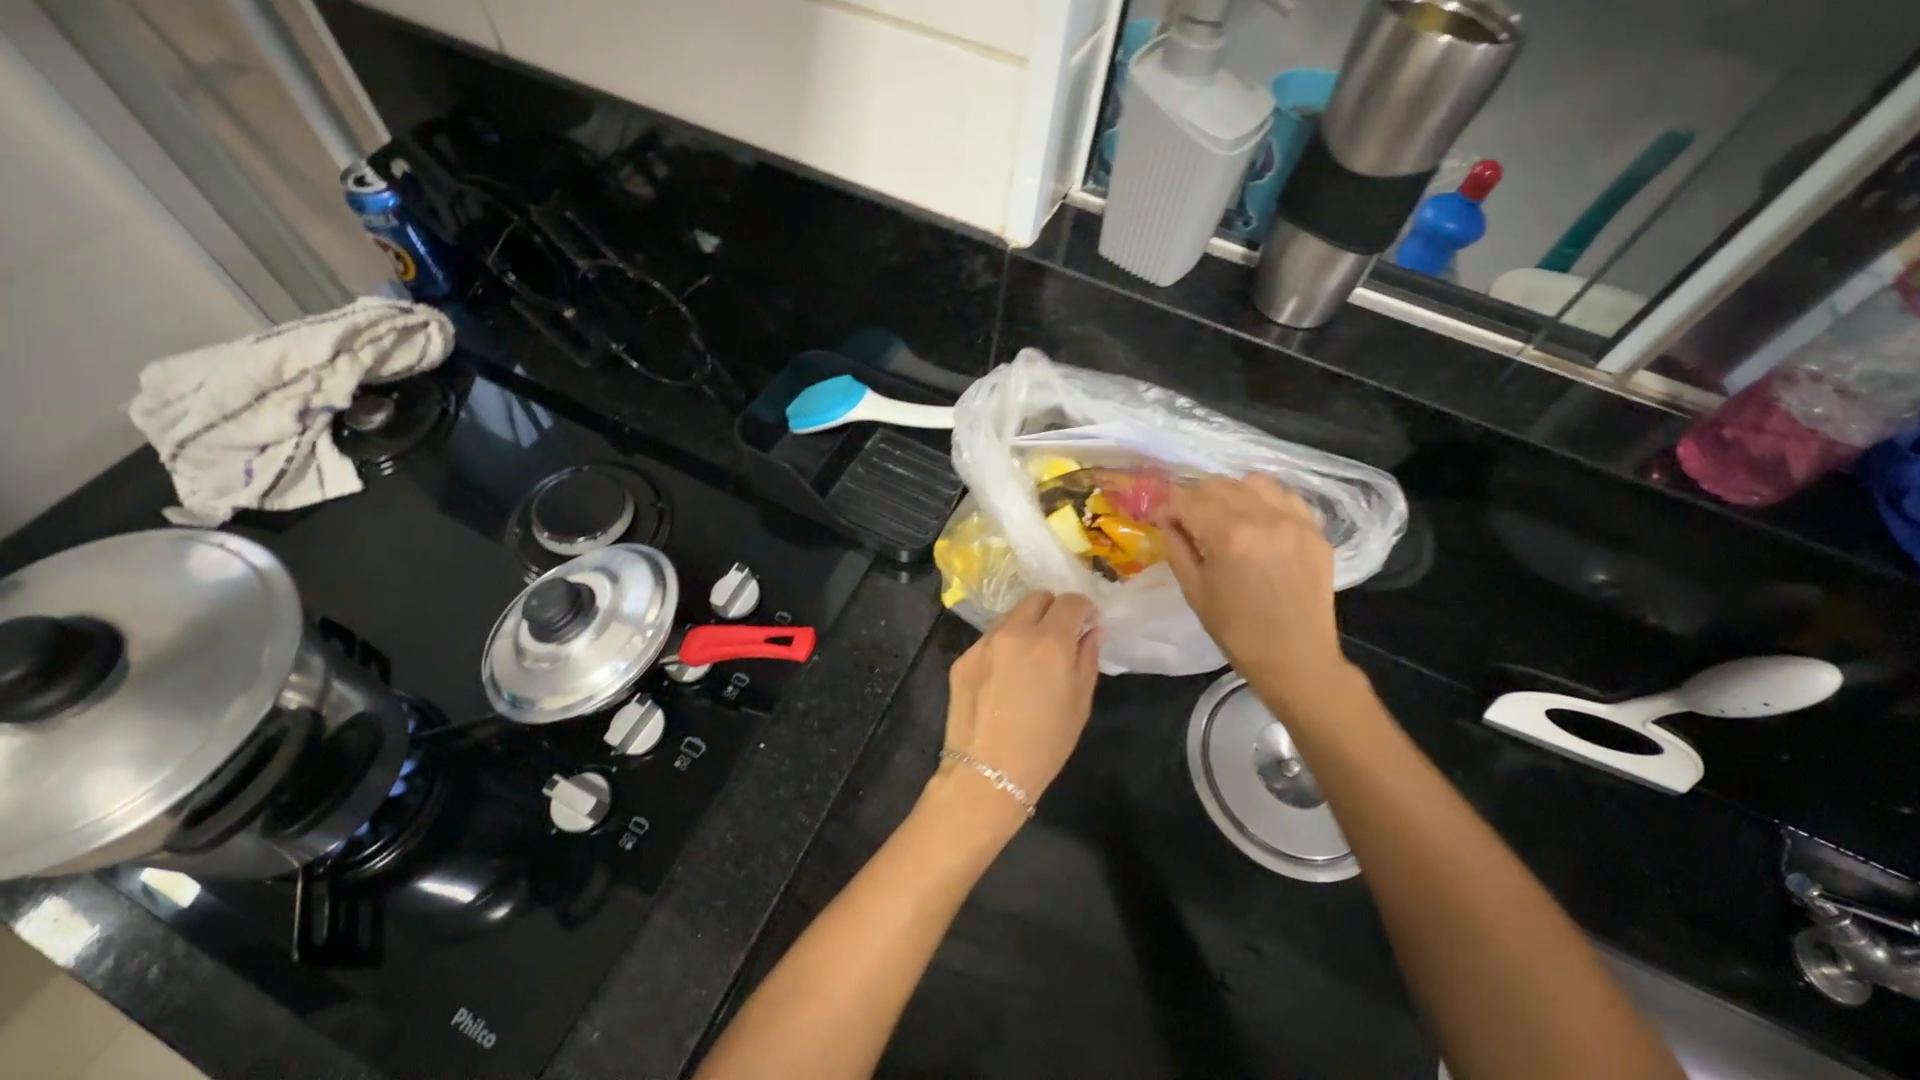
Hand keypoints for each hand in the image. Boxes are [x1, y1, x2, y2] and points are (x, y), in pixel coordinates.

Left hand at [937, 592, 1101, 820]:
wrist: (987, 774)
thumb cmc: (1044, 745)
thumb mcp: (1080, 703)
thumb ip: (1087, 658)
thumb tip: (1091, 631)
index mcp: (1050, 642)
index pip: (1071, 601)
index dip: (1084, 609)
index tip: (1088, 624)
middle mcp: (1014, 632)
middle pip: (1037, 598)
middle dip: (1054, 610)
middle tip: (1060, 636)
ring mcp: (983, 643)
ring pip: (1011, 616)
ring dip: (1027, 626)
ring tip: (1031, 660)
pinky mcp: (963, 659)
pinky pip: (990, 640)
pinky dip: (1003, 648)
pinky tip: (1005, 680)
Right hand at [1156, 475, 1356, 712]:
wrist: (1295, 658)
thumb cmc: (1237, 631)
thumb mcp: (1194, 591)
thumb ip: (1177, 547)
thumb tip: (1168, 520)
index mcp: (1228, 536)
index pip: (1187, 499)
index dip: (1168, 507)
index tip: (1163, 520)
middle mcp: (1263, 517)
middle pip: (1218, 485)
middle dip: (1196, 499)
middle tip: (1190, 522)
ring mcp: (1294, 521)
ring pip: (1253, 482)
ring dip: (1232, 494)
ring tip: (1227, 519)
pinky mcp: (1315, 530)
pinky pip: (1285, 496)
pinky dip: (1265, 501)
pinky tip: (1259, 523)